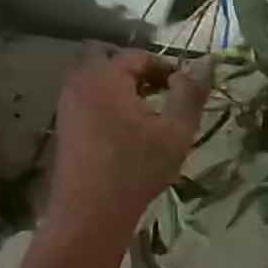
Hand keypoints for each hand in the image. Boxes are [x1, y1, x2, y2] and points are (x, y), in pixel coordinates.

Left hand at [46, 44, 210, 234]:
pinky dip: (103, 100)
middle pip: (101, 54)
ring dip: (116, 83)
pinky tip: (124, 128)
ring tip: (144, 108)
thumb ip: (190, 93)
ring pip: (90, 77)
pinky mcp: (62, 127)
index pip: (136, 55)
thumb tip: (205, 62)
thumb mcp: (176, 132)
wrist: (90, 213)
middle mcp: (79, 83)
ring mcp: (65, 106)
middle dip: (131, 65)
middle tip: (157, 87)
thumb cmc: (136, 169)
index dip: (163, 65)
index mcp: (105, 78)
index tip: (184, 83)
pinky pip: (83, 98)